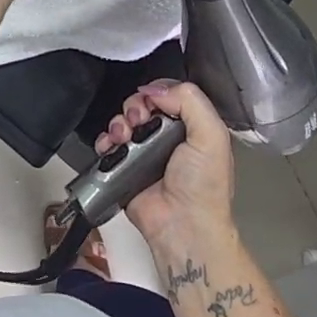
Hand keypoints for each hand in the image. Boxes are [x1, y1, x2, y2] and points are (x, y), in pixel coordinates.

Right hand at [94, 80, 235, 252]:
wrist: (182, 226)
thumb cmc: (203, 188)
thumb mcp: (212, 137)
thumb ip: (191, 102)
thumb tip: (155, 90)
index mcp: (191, 127)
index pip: (168, 94)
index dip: (156, 92)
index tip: (152, 101)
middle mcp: (167, 137)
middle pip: (140, 105)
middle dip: (134, 107)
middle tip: (138, 121)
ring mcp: (143, 152)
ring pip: (122, 122)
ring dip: (118, 124)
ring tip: (123, 137)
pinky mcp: (124, 168)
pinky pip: (107, 145)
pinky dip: (104, 142)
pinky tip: (110, 147)